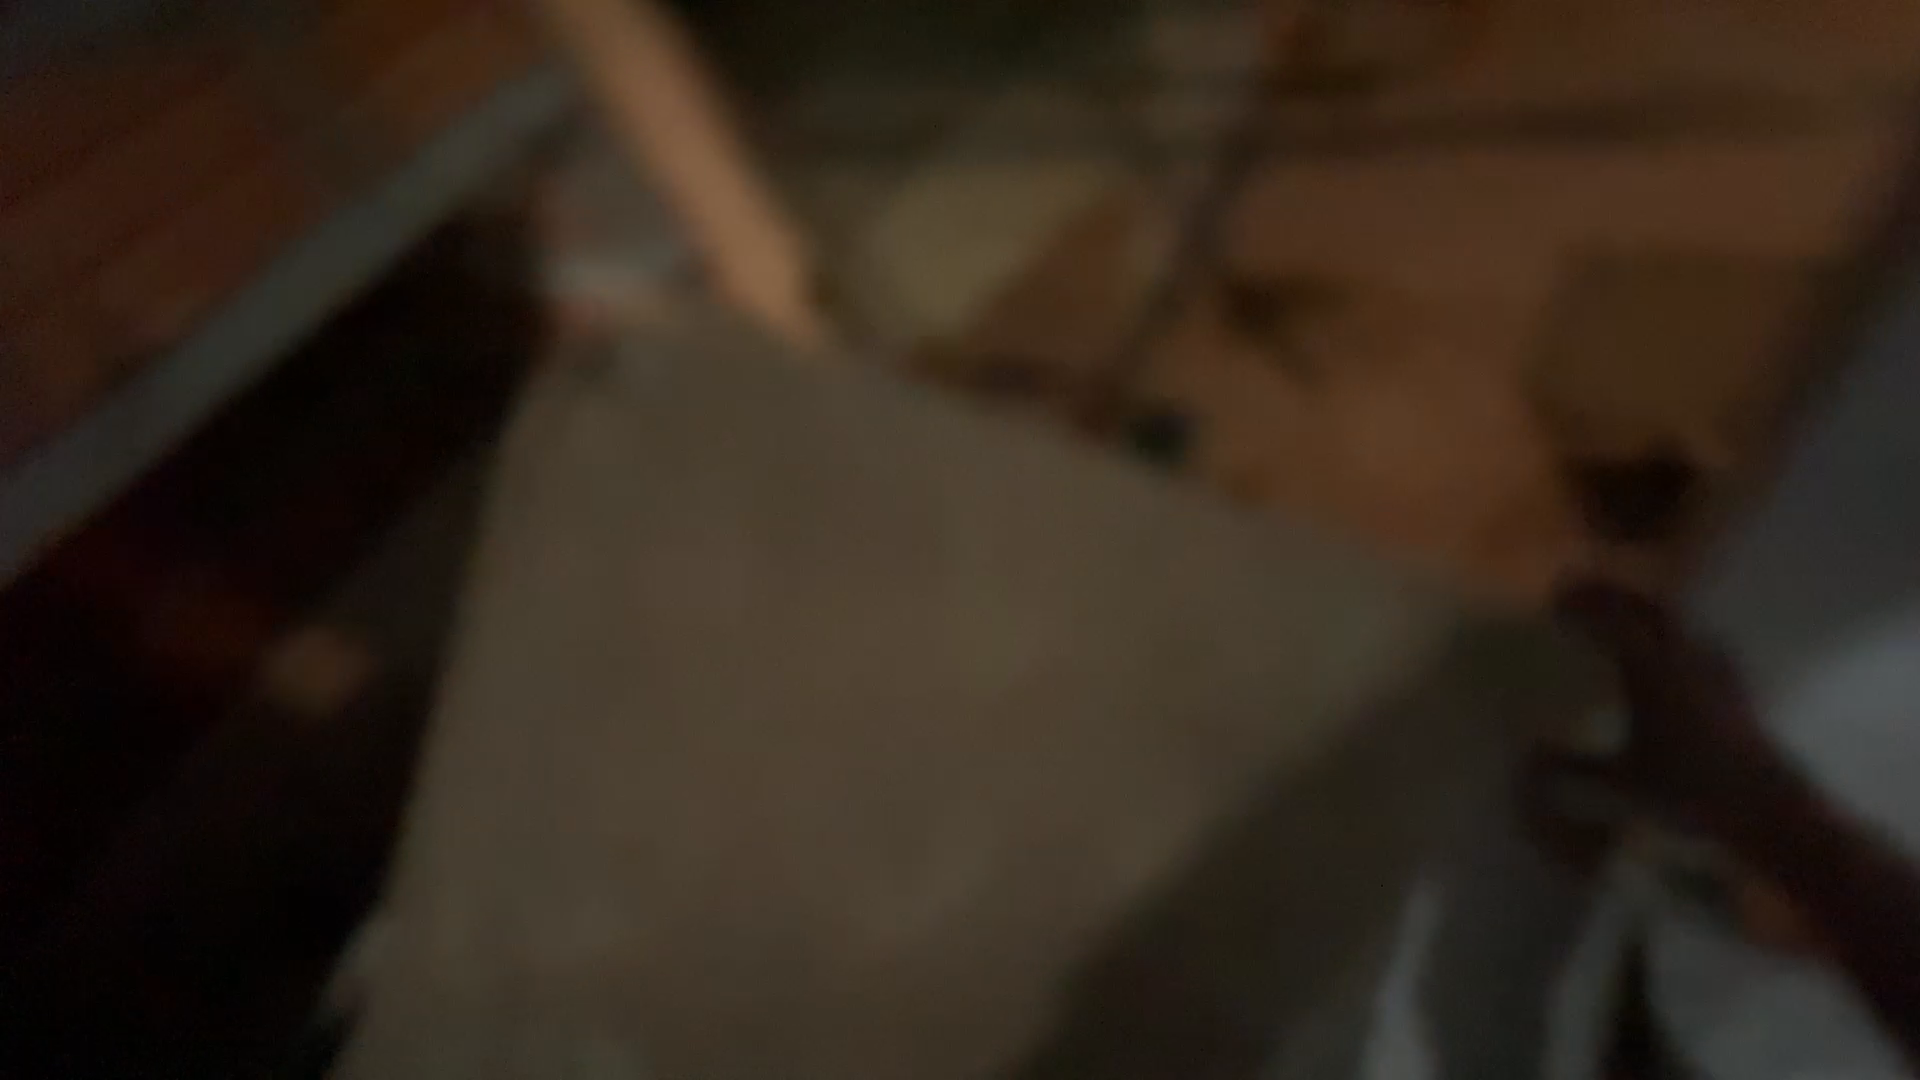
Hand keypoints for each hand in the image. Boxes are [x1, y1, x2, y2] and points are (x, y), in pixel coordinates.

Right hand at [1549, 582, 1807, 851]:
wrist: (1776, 815)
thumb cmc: (1691, 791)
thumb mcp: (1620, 783)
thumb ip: (1573, 767)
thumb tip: (1530, 756)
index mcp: (1652, 673)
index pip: (1613, 622)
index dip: (1582, 606)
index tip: (1554, 599)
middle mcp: (1687, 663)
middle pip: (1652, 610)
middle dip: (1615, 596)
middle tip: (1581, 590)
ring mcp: (1719, 675)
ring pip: (1683, 624)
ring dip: (1648, 611)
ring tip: (1621, 612)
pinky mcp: (1739, 692)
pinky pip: (1704, 645)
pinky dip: (1679, 636)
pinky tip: (1670, 649)